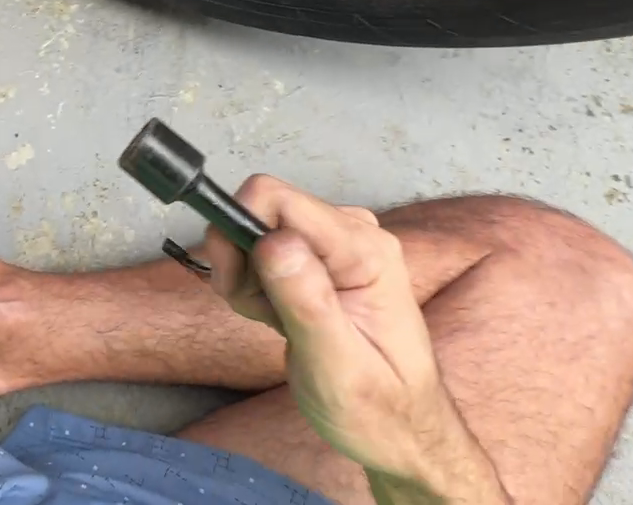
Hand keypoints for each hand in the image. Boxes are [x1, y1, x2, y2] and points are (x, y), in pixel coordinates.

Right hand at [203, 178, 506, 503]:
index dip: (239, 230)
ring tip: (273, 320)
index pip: (274, 197)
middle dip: (240, 259)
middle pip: (259, 209)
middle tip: (256, 311)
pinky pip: (260, 245)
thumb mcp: (338, 369)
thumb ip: (308, 302)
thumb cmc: (377, 412)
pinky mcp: (317, 253)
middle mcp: (351, 231)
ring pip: (254, 228)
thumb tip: (272, 241)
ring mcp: (334, 240)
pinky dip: (252, 280)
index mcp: (364, 249)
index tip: (235, 283)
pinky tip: (277, 315)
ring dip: (245, 275)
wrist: (397, 434)